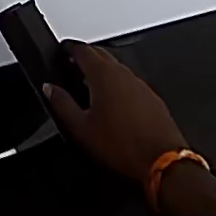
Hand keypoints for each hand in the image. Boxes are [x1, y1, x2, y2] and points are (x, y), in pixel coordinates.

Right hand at [43, 42, 187, 181]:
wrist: (166, 167)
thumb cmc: (124, 147)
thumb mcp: (80, 128)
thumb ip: (61, 103)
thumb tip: (50, 89)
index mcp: (103, 74)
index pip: (82, 49)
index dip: (69, 48)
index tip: (63, 51)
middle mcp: (123, 75)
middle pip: (101, 54)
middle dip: (85, 56)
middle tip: (73, 65)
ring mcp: (142, 87)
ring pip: (118, 69)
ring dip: (103, 71)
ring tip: (91, 86)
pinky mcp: (154, 101)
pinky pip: (132, 84)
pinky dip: (119, 86)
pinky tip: (115, 104)